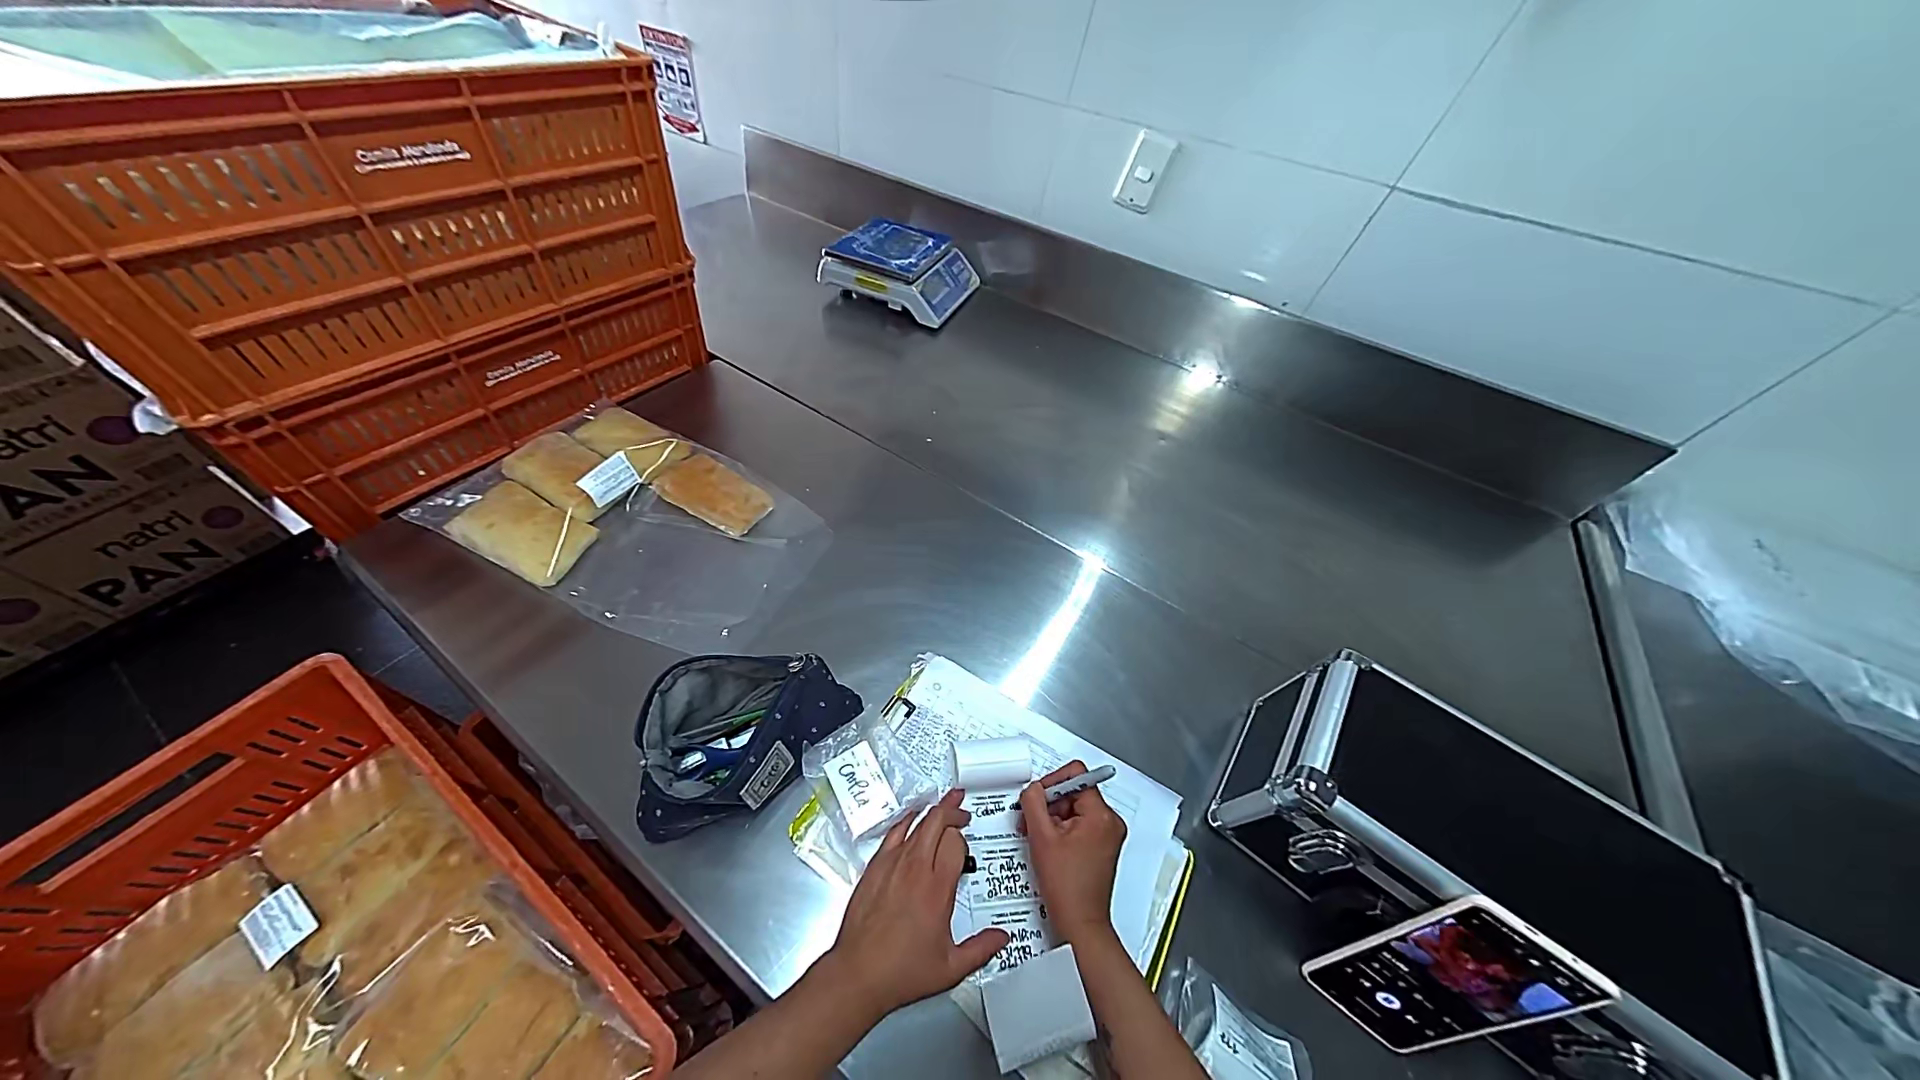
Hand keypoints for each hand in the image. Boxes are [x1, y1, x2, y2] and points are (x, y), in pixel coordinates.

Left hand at [819, 789, 1010, 1020]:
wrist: (857, 974)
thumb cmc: (898, 972)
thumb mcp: (950, 968)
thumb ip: (981, 949)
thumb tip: (1000, 938)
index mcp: (936, 889)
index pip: (956, 843)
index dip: (964, 839)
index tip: (967, 846)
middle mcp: (914, 870)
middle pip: (937, 822)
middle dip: (953, 811)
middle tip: (962, 811)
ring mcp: (892, 865)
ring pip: (917, 823)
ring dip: (934, 811)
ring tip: (944, 804)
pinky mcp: (875, 868)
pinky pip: (893, 832)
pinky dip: (907, 820)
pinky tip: (911, 818)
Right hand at [1020, 761, 1126, 946]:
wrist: (1080, 922)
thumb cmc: (1068, 888)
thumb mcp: (1041, 837)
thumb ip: (1034, 802)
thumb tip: (1033, 788)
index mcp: (1101, 815)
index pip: (1076, 775)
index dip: (1052, 782)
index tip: (1039, 796)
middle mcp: (1109, 822)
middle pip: (1073, 792)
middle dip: (1050, 805)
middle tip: (1034, 823)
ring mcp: (1107, 835)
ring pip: (1073, 809)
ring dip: (1053, 820)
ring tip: (1042, 840)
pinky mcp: (1101, 846)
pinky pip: (1078, 825)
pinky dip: (1061, 831)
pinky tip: (1049, 848)